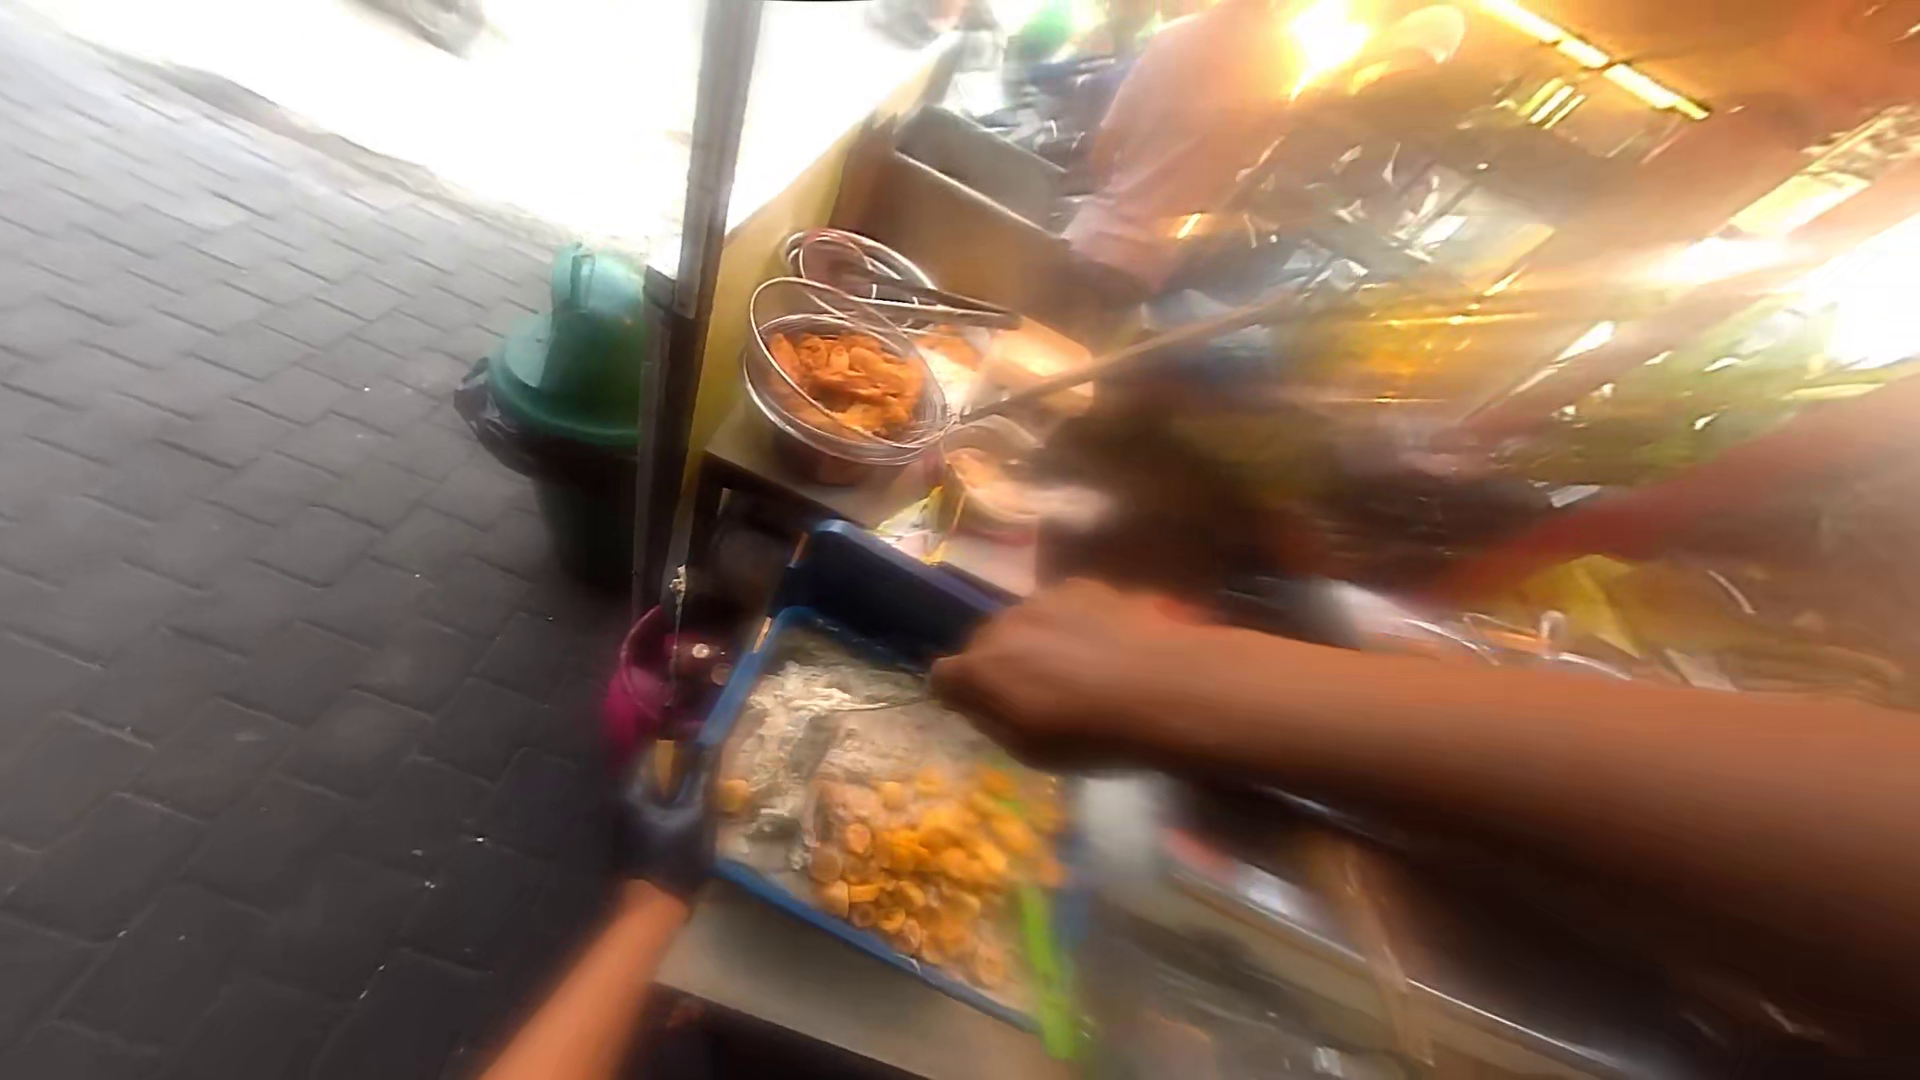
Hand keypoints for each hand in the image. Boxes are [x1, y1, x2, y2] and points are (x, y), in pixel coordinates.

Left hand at [613, 743, 715, 901]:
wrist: (654, 906)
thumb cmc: (675, 855)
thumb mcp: (697, 809)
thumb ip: (702, 772)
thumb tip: (710, 739)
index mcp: (633, 788)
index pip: (653, 746)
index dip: (679, 735)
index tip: (703, 732)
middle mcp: (622, 796)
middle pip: (653, 761)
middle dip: (680, 752)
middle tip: (709, 749)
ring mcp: (626, 813)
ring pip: (655, 778)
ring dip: (678, 770)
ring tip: (705, 768)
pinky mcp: (635, 826)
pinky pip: (655, 794)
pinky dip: (673, 787)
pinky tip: (693, 792)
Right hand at [931, 579, 1233, 766]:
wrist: (1162, 688)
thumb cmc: (1092, 735)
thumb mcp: (1028, 750)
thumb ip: (988, 719)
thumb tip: (971, 701)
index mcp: (981, 669)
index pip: (943, 675)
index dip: (957, 693)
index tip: (980, 706)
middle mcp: (1002, 625)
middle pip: (983, 643)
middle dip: (997, 664)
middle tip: (1033, 689)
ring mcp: (1042, 599)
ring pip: (1022, 621)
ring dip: (1033, 639)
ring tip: (1074, 663)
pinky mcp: (1079, 585)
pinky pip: (1058, 605)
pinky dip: (1067, 621)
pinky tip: (1101, 642)